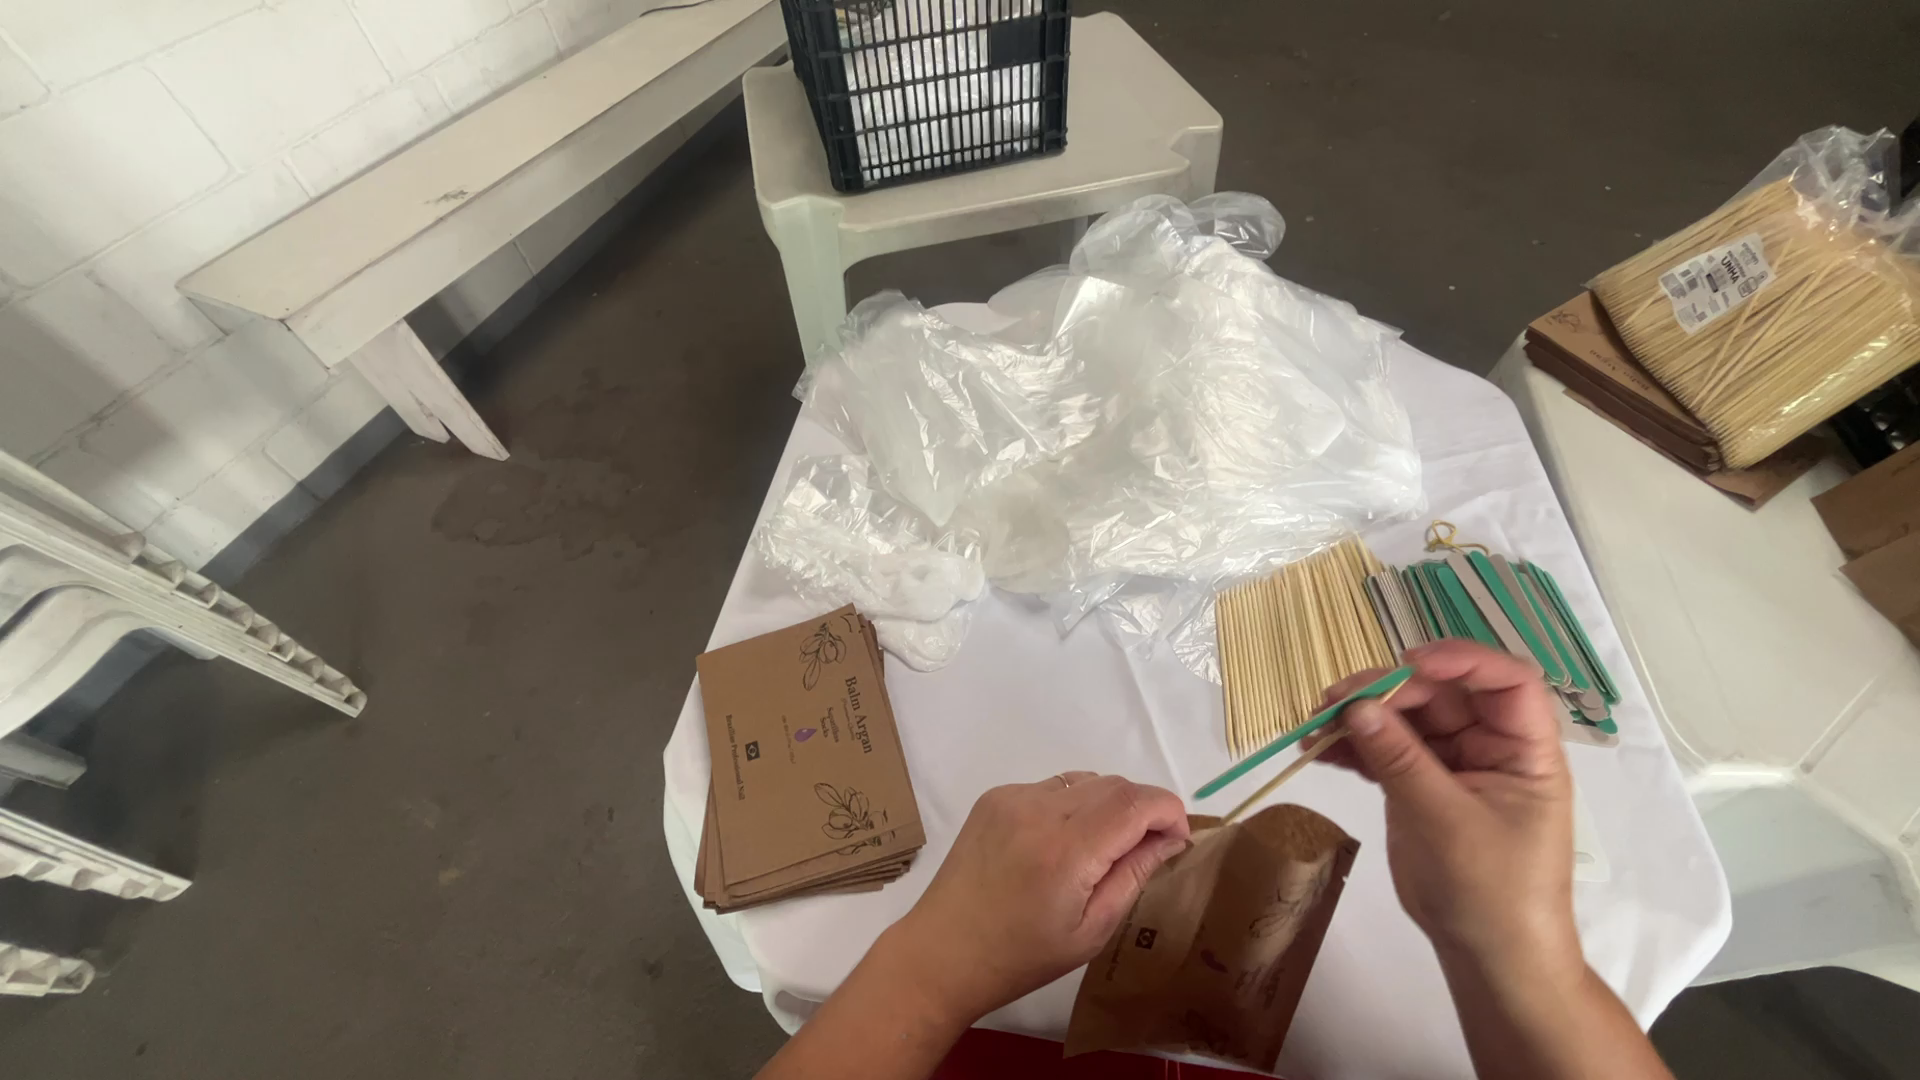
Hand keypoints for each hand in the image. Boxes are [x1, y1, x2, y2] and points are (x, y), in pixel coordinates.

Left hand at [882, 773, 1190, 1022]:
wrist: (944, 949)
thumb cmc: (1022, 955)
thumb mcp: (1092, 929)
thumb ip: (1134, 874)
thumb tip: (1171, 837)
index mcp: (1067, 849)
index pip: (1135, 801)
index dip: (1167, 810)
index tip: (1178, 837)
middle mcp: (1039, 809)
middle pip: (1112, 783)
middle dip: (1142, 807)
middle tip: (1146, 848)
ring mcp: (1013, 797)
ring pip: (1083, 780)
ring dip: (1107, 803)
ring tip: (1101, 848)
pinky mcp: (995, 796)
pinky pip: (1051, 787)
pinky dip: (1072, 804)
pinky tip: (1060, 843)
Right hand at [1305, 639, 1579, 978]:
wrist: (1485, 953)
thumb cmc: (1491, 889)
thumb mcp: (1446, 820)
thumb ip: (1400, 759)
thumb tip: (1354, 707)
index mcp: (1522, 750)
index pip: (1505, 682)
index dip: (1463, 660)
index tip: (1407, 662)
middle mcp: (1486, 746)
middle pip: (1437, 694)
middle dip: (1384, 691)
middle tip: (1333, 703)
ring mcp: (1447, 763)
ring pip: (1401, 717)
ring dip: (1356, 716)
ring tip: (1313, 726)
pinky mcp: (1415, 782)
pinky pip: (1380, 747)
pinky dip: (1348, 745)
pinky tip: (1317, 749)